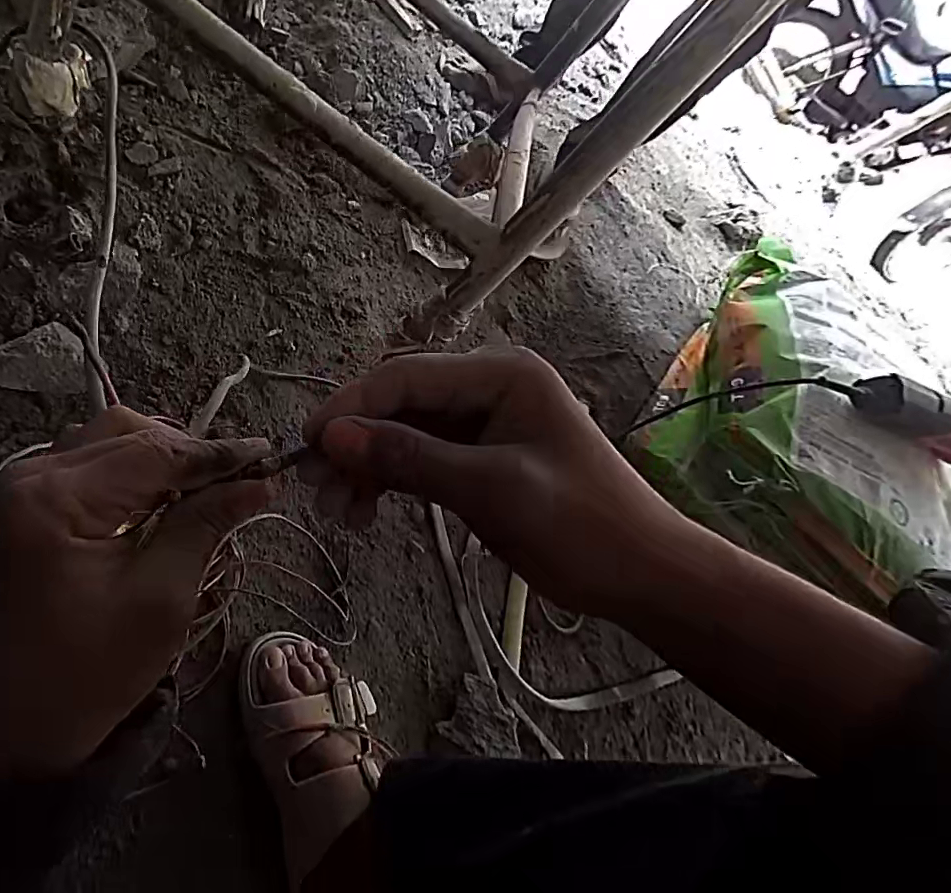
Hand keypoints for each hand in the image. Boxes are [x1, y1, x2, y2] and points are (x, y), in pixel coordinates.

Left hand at [0, 408, 272, 776]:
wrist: (19, 725)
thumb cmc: (91, 672)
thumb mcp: (161, 598)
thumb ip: (206, 524)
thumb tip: (257, 482)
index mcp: (55, 498)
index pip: (152, 451)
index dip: (215, 453)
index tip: (266, 456)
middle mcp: (31, 476)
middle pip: (128, 433)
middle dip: (188, 453)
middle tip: (235, 479)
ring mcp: (24, 485)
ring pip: (111, 439)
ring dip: (162, 457)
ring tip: (203, 489)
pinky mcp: (29, 501)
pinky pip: (93, 462)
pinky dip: (135, 472)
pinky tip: (163, 497)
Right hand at [301, 347, 682, 613]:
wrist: (644, 575)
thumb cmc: (583, 526)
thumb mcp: (492, 490)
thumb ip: (410, 457)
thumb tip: (332, 435)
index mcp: (500, 374)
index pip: (405, 377)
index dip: (350, 406)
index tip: (306, 443)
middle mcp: (484, 387)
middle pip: (397, 403)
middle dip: (354, 442)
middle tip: (316, 485)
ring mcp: (478, 421)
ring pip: (400, 432)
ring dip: (365, 466)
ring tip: (337, 510)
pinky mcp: (473, 455)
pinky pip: (416, 457)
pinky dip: (388, 480)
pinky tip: (364, 511)